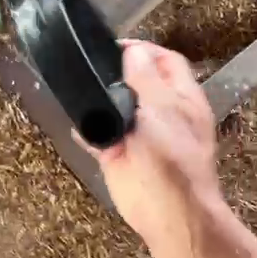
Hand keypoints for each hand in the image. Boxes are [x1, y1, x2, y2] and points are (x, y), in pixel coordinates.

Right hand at [88, 41, 222, 241]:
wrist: (168, 211)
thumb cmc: (174, 158)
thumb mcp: (162, 111)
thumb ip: (145, 79)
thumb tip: (133, 51)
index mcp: (181, 98)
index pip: (165, 62)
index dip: (144, 50)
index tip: (115, 46)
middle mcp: (160, 112)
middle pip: (137, 82)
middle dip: (115, 72)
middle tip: (90, 64)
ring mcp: (137, 134)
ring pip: (115, 107)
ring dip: (98, 98)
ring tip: (77, 84)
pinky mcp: (116, 154)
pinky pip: (98, 135)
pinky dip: (86, 128)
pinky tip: (74, 120)